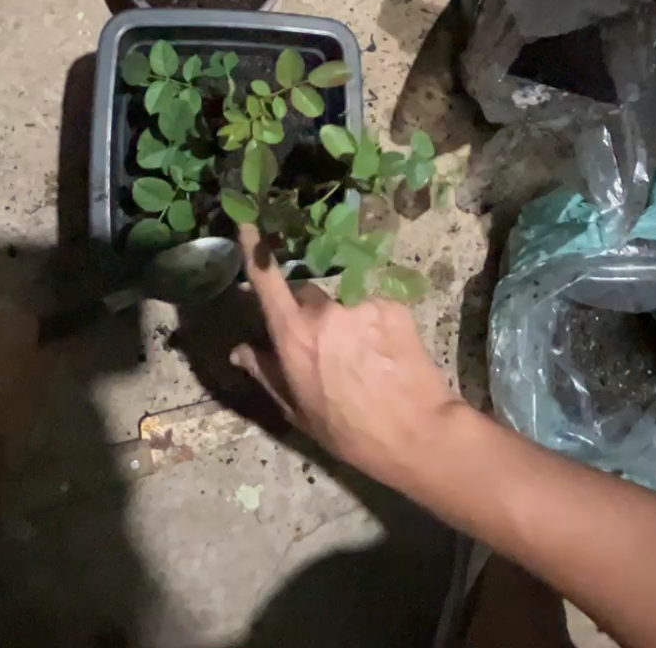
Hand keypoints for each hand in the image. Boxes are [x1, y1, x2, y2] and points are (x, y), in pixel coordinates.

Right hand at [230, 223, 464, 486]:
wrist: (416, 433)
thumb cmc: (349, 431)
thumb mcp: (297, 411)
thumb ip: (265, 373)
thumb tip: (239, 350)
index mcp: (294, 335)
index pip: (267, 280)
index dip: (254, 249)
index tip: (248, 222)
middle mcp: (325, 310)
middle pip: (307, 293)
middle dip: (308, 311)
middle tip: (323, 344)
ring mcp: (362, 303)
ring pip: (343, 299)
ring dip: (344, 318)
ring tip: (361, 354)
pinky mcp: (393, 305)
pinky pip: (372, 305)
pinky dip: (373, 322)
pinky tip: (384, 351)